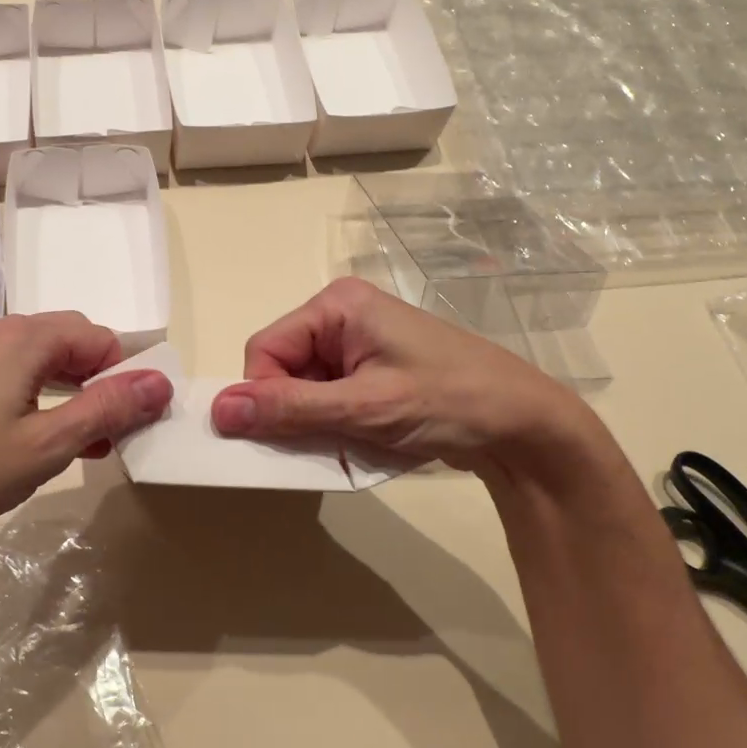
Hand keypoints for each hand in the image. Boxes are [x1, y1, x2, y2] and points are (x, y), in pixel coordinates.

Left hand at [0, 313, 172, 561]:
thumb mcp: (45, 446)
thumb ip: (106, 409)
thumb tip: (160, 381)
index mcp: (21, 338)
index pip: (97, 336)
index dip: (124, 375)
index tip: (132, 422)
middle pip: (66, 342)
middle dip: (98, 384)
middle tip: (111, 437)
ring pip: (35, 361)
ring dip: (67, 395)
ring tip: (81, 447)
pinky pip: (5, 376)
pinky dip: (32, 400)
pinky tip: (32, 443)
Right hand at [210, 278, 608, 483]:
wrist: (527, 427)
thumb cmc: (449, 402)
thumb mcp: (363, 408)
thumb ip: (290, 408)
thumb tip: (218, 411)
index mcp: (337, 305)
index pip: (265, 349)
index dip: (264, 395)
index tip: (288, 435)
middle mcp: (342, 316)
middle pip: (282, 368)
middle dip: (294, 411)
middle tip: (327, 442)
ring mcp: (359, 343)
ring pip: (302, 388)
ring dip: (315, 423)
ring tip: (351, 442)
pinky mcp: (372, 369)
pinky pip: (328, 396)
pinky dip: (334, 424)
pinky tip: (361, 440)